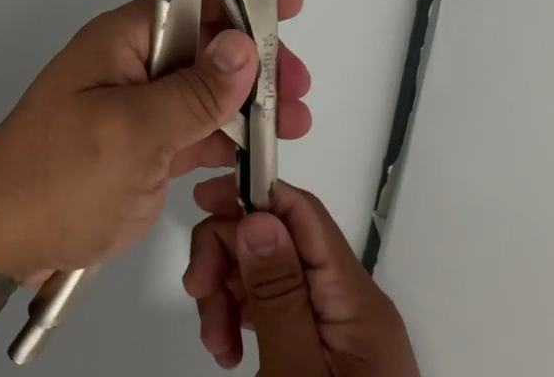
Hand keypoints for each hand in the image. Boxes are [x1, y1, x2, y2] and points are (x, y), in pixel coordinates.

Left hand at [0, 0, 310, 281]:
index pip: (186, 2)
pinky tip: (259, 152)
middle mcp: (130, 68)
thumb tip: (240, 47)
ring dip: (249, 102)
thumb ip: (191, 92)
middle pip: (203, 47)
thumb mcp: (129, 132)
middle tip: (296, 85)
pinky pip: (195, 132)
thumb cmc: (51, 177)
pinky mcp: (143, 149)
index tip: (284, 4)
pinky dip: (228, 140)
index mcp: (119, 43)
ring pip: (205, 92)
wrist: (3, 239)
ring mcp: (137, 110)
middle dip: (253, 60)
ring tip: (293, 120)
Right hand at [183, 177, 417, 374]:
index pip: (303, 213)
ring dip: (229, 291)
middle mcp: (350, 301)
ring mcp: (337, 325)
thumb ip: (278, 293)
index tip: (201, 203)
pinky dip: (242, 317)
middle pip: (278, 239)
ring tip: (213, 341)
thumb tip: (258, 216)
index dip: (252, 194)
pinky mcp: (323, 346)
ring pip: (268, 271)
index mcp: (355, 300)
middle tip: (197, 294)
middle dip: (228, 254)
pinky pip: (274, 305)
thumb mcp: (297, 373)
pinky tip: (227, 348)